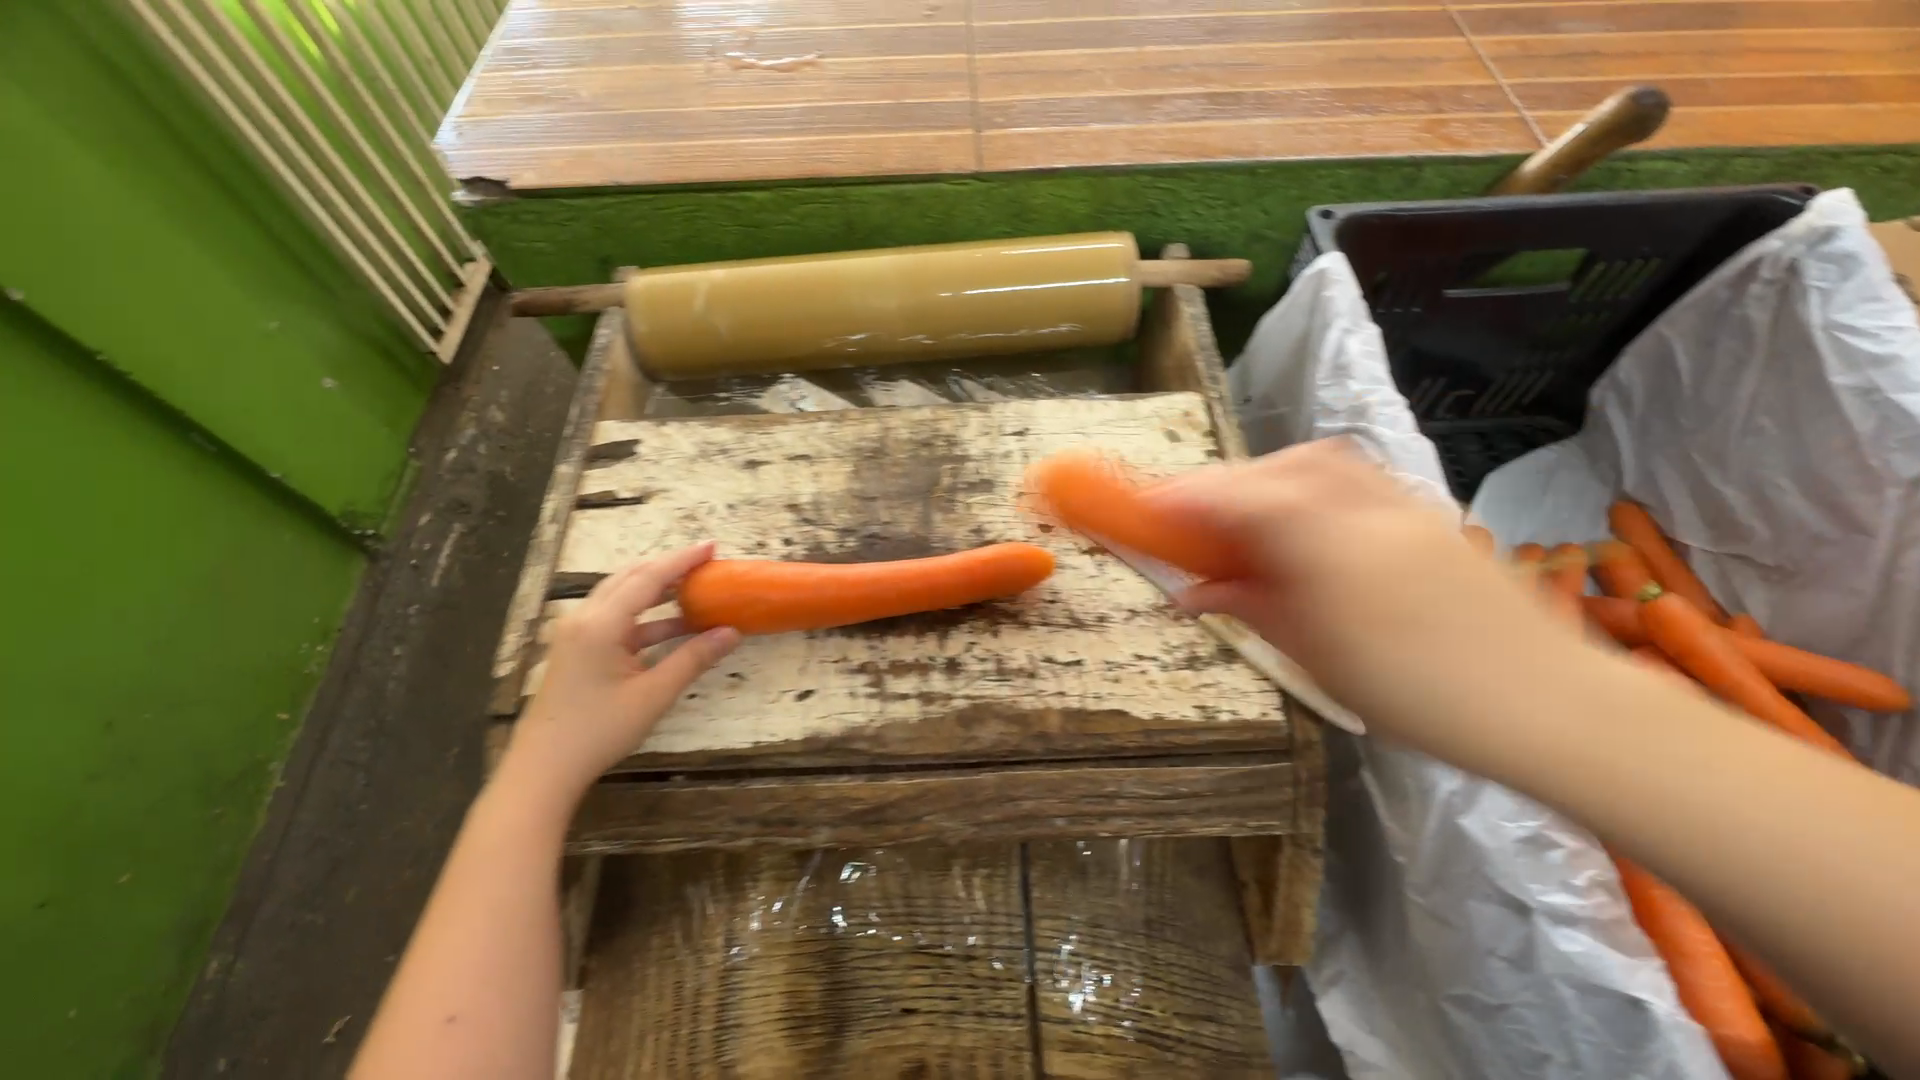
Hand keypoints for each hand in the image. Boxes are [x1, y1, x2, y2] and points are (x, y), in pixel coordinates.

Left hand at [501, 543, 740, 798]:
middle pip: (630, 578)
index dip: (682, 560)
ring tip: (694, 588)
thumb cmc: (598, 731)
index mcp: (601, 624)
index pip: (648, 578)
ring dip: (656, 591)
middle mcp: (584, 619)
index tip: (711, 546)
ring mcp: (576, 634)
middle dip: (668, 568)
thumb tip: (731, 632)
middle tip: (705, 562)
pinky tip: (673, 626)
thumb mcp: (653, 695)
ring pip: (621, 597)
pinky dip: (645, 617)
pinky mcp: (577, 650)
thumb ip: (693, 659)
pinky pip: (616, 619)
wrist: (544, 768)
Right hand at [1148, 440, 1582, 749]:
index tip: (1141, 505)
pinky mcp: (1428, 514)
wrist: (1549, 703)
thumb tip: (1192, 590)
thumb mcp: (1319, 656)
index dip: (1185, 497)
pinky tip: (1300, 523)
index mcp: (1332, 547)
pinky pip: (1354, 479)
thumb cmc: (1421, 695)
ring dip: (1266, 481)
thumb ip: (1252, 606)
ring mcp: (1405, 504)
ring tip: (1240, 520)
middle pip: (1278, 470)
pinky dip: (1308, 486)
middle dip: (1224, 485)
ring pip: (1319, 464)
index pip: (1242, 500)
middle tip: (1188, 518)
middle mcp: (1367, 507)